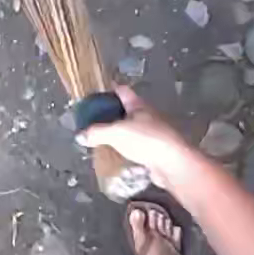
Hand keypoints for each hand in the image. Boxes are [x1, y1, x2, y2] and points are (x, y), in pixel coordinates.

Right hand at [75, 87, 199, 188]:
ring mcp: (153, 134)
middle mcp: (147, 117)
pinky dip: (125, 150)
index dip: (109, 90)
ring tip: (100, 139)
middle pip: (126, 111)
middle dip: (111, 114)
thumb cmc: (146, 140)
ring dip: (118, 134)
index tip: (95, 93)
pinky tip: (114, 155)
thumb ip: (96, 132)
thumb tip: (80, 136)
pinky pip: (136, 147)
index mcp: (139, 106)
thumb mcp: (115, 133)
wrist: (173, 164)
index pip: (122, 91)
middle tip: (93, 119)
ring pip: (131, 130)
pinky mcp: (155, 151)